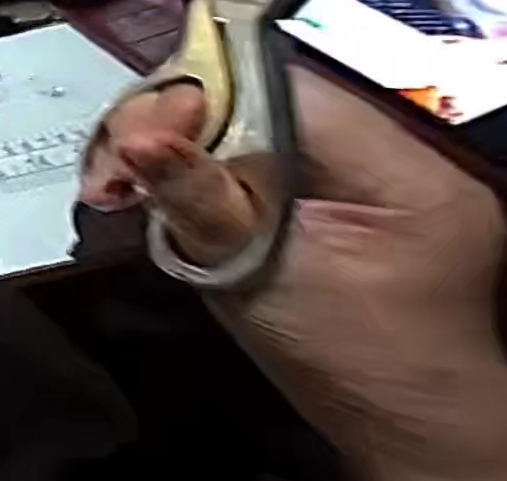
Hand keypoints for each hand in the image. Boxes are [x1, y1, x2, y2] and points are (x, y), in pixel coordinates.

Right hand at [80, 71, 506, 480]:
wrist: (396, 420)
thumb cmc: (341, 356)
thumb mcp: (255, 272)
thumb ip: (199, 197)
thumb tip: (135, 138)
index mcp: (395, 168)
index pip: (274, 85)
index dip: (194, 95)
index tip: (137, 140)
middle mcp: (377, 145)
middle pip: (236, 88)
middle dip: (156, 120)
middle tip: (110, 168)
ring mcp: (344, 155)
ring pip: (219, 107)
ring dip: (151, 136)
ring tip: (110, 182)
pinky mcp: (309, 170)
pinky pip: (224, 134)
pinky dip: (171, 152)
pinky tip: (134, 182)